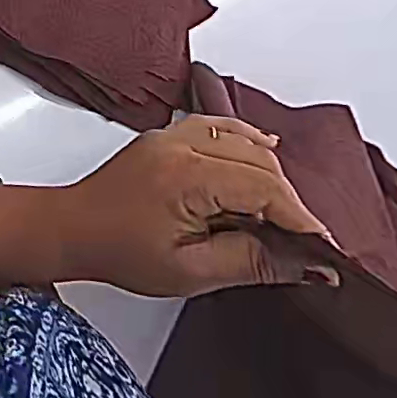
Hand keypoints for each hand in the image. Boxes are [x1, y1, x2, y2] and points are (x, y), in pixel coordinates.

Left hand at [0, 115, 331, 297]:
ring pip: (239, 138)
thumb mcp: (188, 271)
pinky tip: (262, 149)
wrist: (71, 228)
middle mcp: (178, 145)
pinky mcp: (164, 136)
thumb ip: (250, 262)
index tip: (324, 249)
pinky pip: (214, 125)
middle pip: (257, 160)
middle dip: (287, 200)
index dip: (300, 219)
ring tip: (281, 211)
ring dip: (268, 170)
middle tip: (302, 240)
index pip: (263, 187)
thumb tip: (307, 264)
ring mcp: (170, 135)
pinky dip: (243, 138)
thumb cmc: (117, 250)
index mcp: (185, 176)